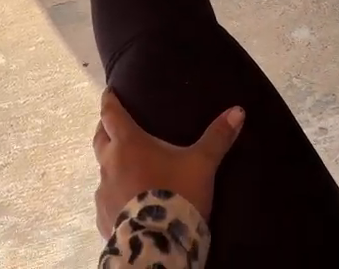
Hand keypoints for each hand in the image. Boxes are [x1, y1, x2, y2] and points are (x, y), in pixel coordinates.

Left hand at [92, 89, 244, 235]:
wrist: (160, 246)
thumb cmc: (178, 194)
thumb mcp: (202, 164)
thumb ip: (217, 137)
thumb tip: (238, 110)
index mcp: (128, 144)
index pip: (111, 113)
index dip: (109, 100)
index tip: (109, 92)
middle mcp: (110, 164)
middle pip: (100, 138)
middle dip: (105, 128)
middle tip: (113, 124)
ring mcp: (103, 193)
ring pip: (102, 170)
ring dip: (110, 165)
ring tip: (125, 168)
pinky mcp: (103, 219)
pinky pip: (105, 200)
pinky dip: (113, 195)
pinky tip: (125, 202)